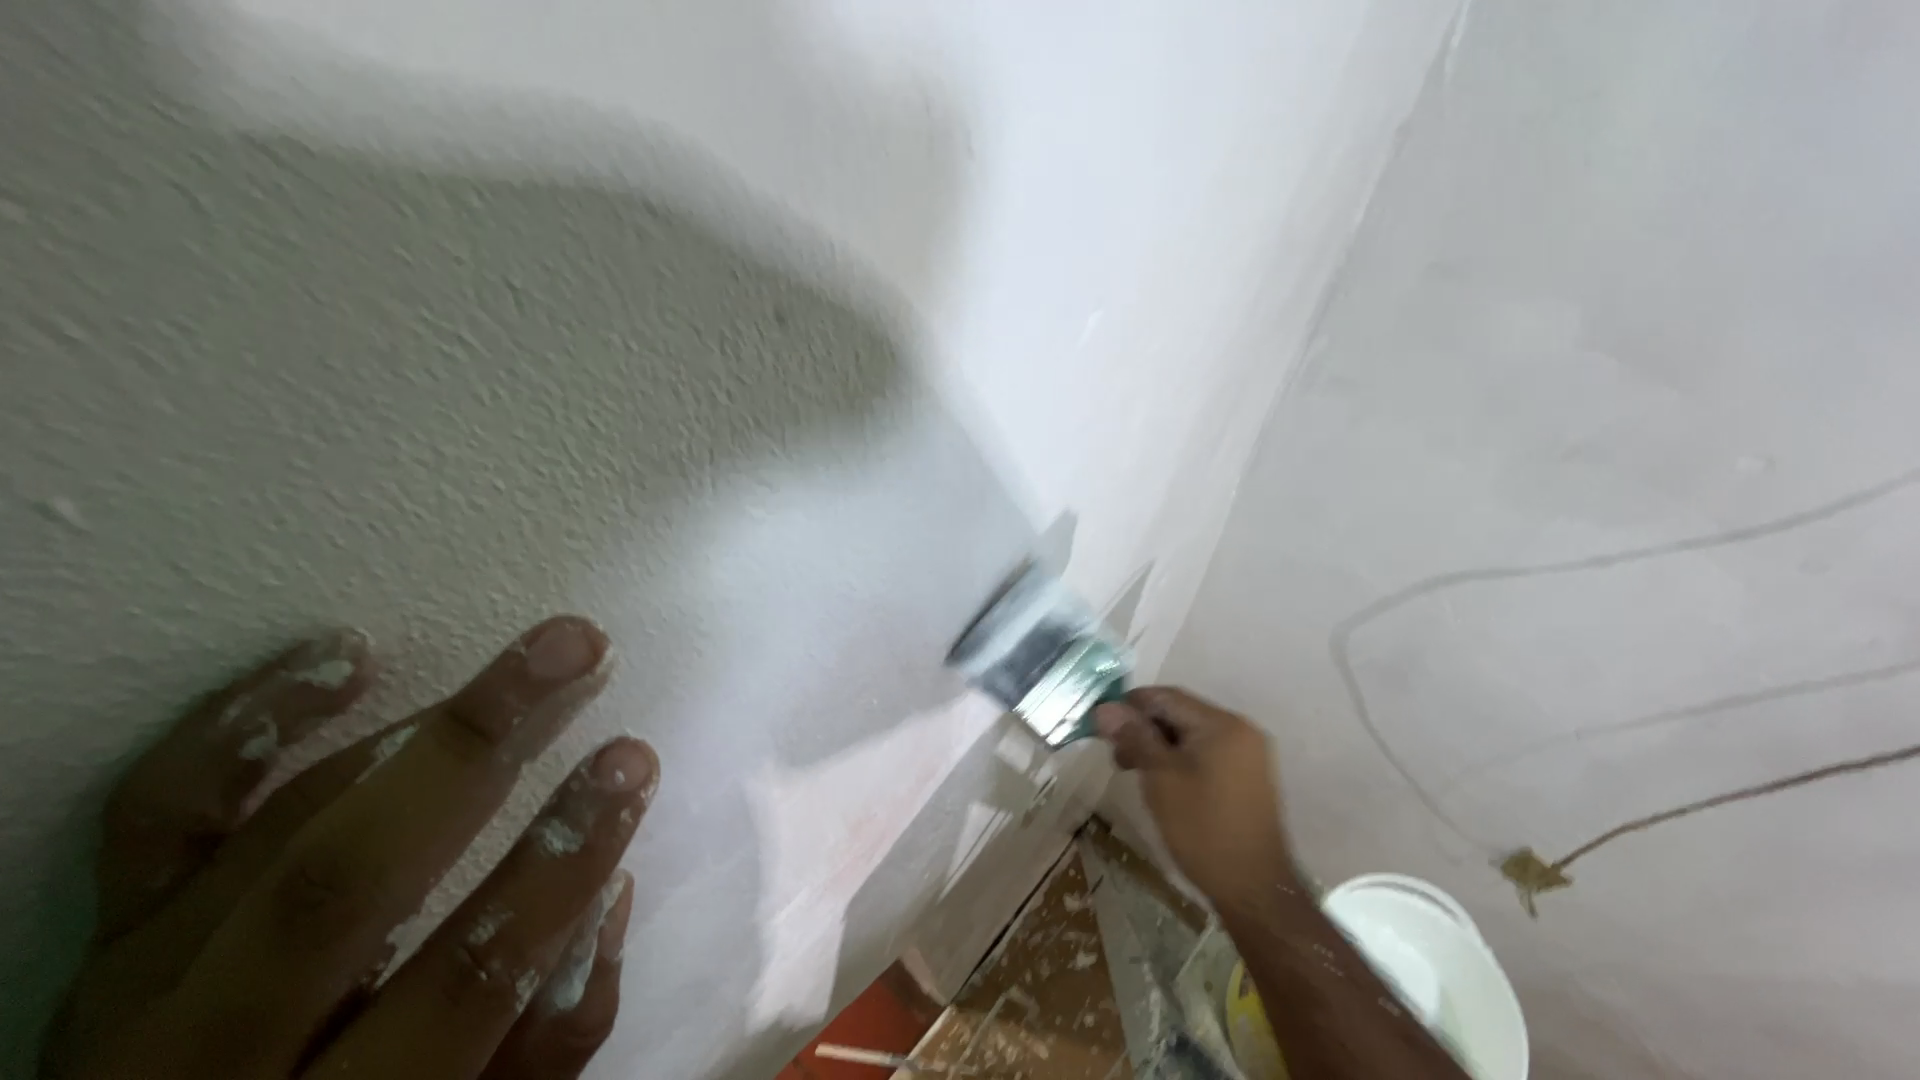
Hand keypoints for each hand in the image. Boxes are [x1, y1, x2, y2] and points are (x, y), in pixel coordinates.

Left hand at [41, 615, 658, 1079]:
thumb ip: (547, 1048)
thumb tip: (606, 894)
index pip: (462, 981)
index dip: (558, 866)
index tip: (631, 762)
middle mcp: (204, 1059)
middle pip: (346, 881)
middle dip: (479, 747)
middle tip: (579, 652)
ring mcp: (136, 989)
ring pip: (272, 834)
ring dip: (409, 732)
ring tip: (516, 669)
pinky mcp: (109, 937)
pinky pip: (161, 811)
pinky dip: (249, 723)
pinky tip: (346, 658)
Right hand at [1094, 687, 1293, 915]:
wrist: (1253, 887)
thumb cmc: (1202, 829)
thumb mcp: (1160, 779)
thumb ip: (1134, 737)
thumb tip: (1105, 708)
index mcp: (1222, 724)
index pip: (1166, 697)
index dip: (1129, 706)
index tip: (1100, 727)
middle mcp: (1240, 730)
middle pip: (1180, 714)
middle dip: (1143, 729)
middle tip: (1116, 757)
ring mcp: (1249, 754)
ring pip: (1191, 735)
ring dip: (1159, 746)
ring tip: (1134, 773)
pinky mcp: (1248, 777)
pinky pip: (1207, 754)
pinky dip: (1180, 760)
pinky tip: (1162, 783)